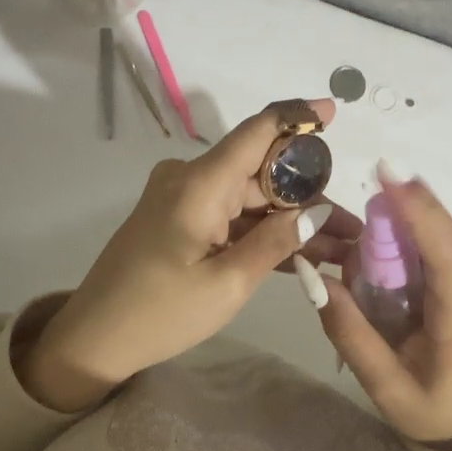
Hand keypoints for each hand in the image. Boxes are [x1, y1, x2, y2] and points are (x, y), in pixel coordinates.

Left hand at [17, 99, 342, 411]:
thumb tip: (317, 211)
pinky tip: (304, 256)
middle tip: (356, 229)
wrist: (96, 339)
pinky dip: (264, 235)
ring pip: (252, 200)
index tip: (335, 111)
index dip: (298, 118)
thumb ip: (276, 242)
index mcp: (200, 183)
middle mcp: (192, 180)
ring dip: (292, 222)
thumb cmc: (161, 313)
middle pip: (262, 172)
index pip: (257, 132)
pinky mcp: (181, 225)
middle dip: (310, 196)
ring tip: (342, 249)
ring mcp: (185, 203)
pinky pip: (233, 219)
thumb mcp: (228, 283)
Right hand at [317, 175, 451, 445]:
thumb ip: (352, 334)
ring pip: (431, 246)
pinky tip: (381, 289)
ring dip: (390, 250)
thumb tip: (315, 279)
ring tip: (359, 285)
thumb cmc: (437, 414)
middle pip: (433, 239)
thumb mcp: (387, 388)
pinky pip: (435, 258)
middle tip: (340, 255)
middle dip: (385, 233)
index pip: (448, 250)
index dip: (418, 208)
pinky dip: (403, 263)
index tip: (386, 171)